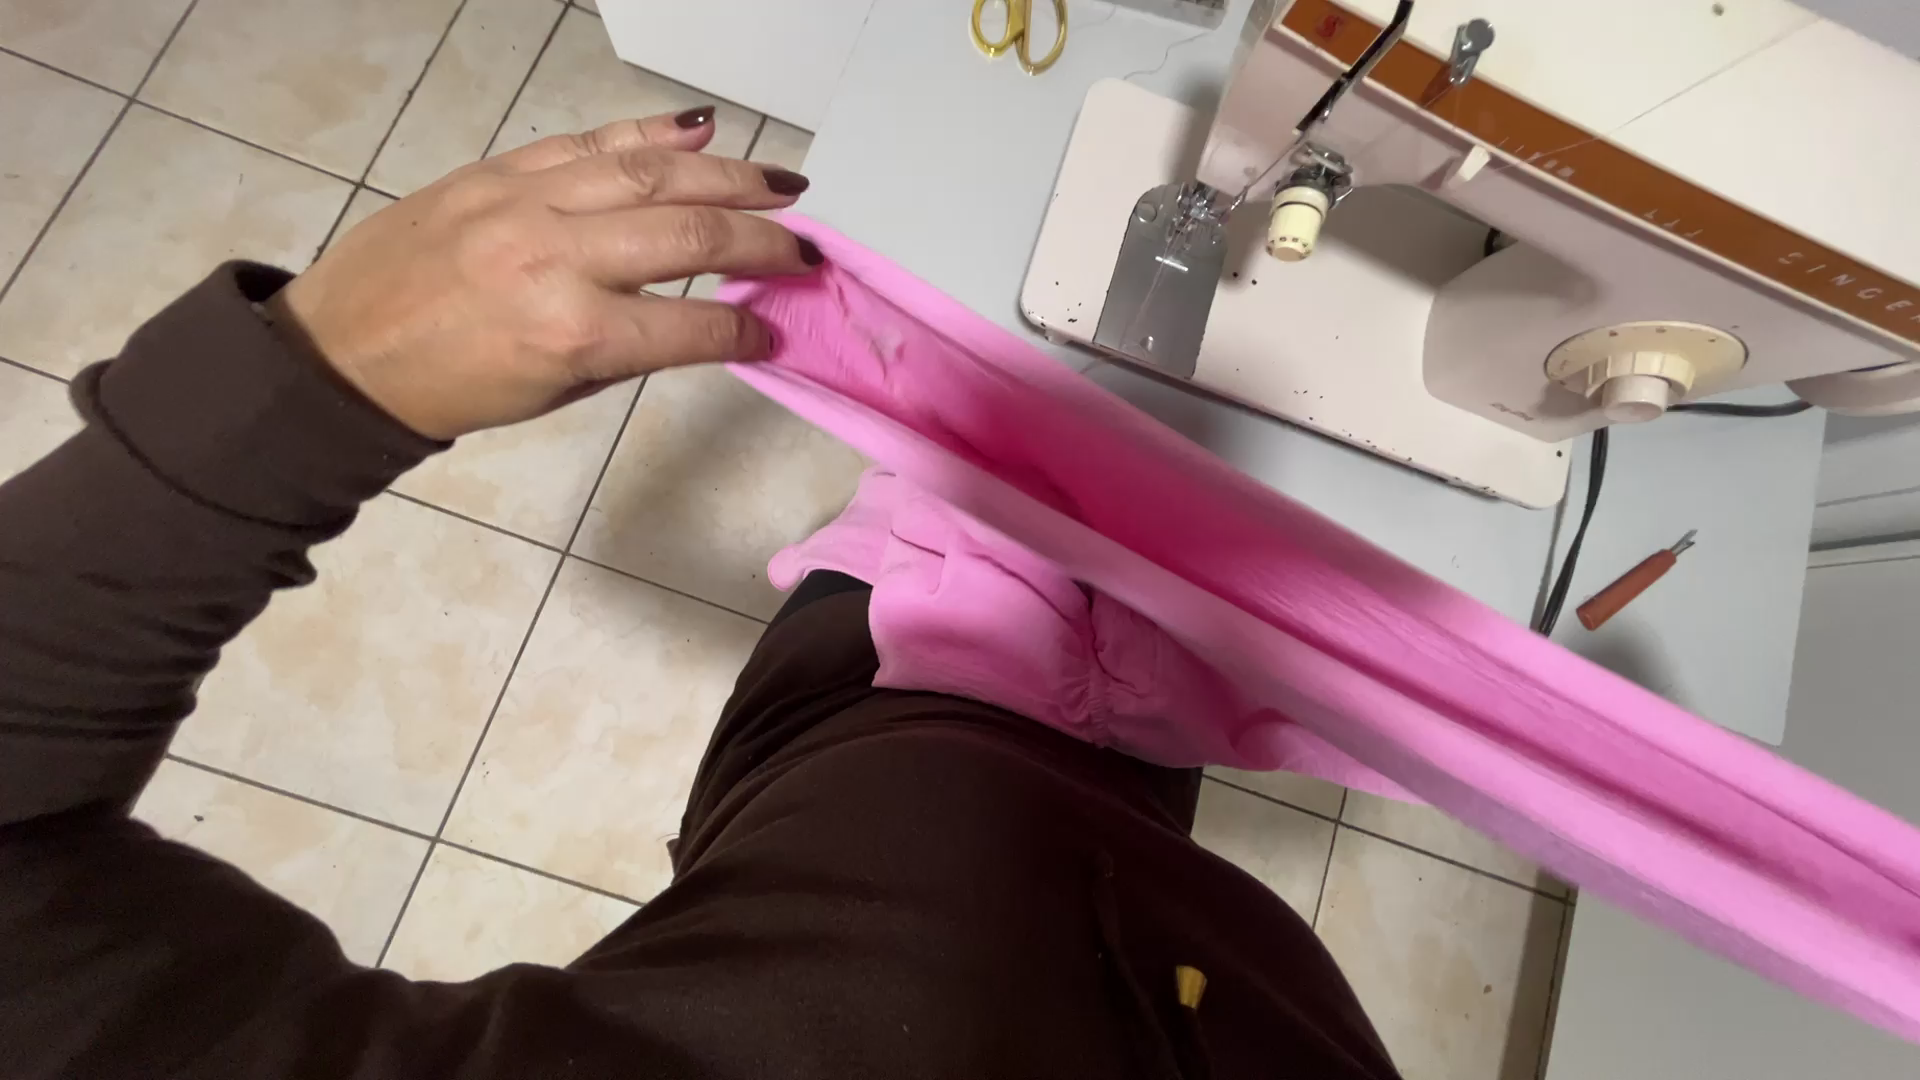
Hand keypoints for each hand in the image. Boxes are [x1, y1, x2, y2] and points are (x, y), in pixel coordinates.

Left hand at [268, 109, 820, 439]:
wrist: (348, 350)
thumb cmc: (466, 388)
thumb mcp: (568, 386)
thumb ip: (644, 345)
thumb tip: (712, 320)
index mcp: (574, 333)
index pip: (695, 326)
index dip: (749, 331)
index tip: (777, 332)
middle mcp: (557, 257)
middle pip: (690, 236)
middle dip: (763, 242)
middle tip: (807, 248)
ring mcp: (526, 201)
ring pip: (652, 173)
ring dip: (730, 175)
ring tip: (781, 182)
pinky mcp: (501, 169)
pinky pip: (592, 142)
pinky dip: (653, 132)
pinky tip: (701, 126)